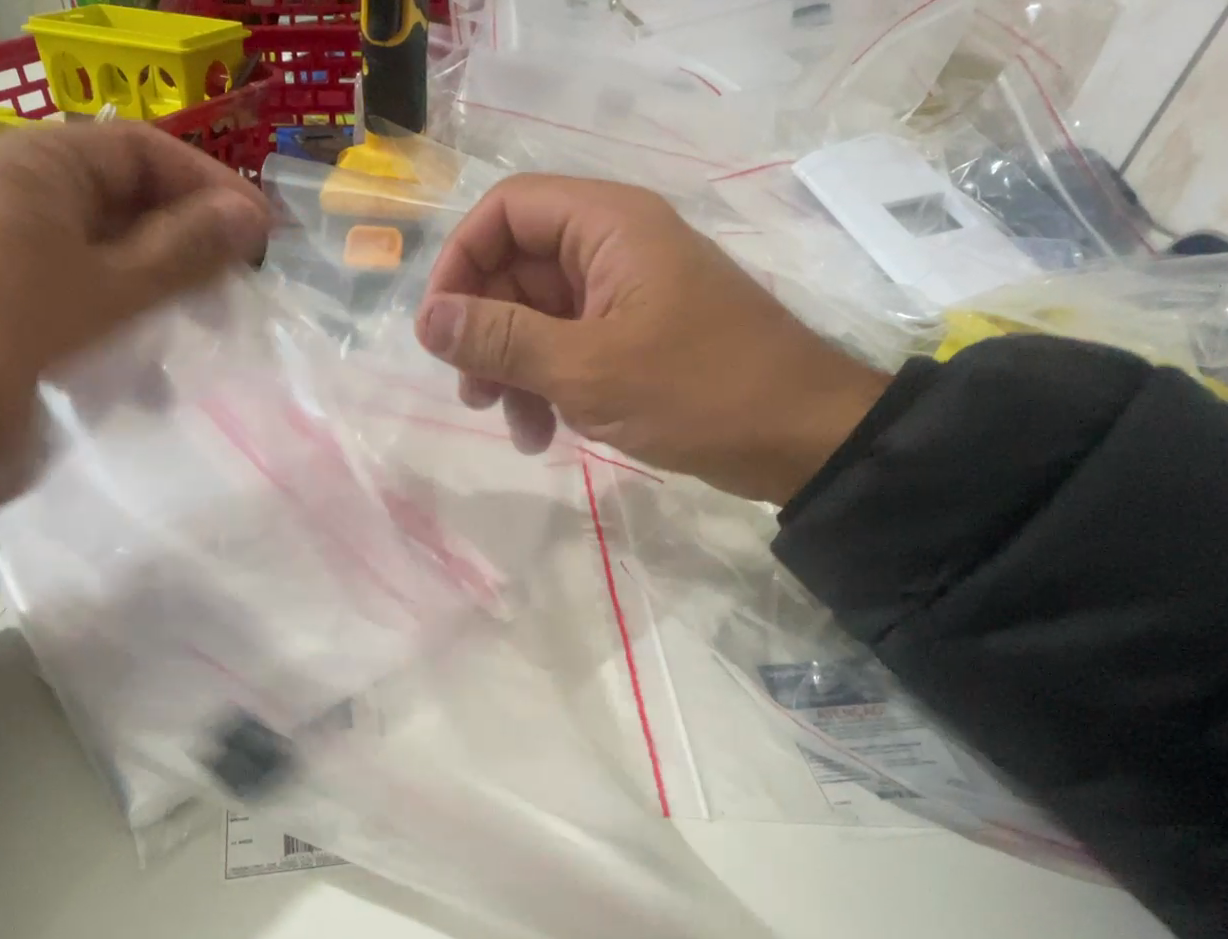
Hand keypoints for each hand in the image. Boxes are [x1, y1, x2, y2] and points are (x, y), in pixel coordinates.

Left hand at [0, 122, 269, 507]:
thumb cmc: (20, 342)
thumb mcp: (111, 291)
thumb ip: (185, 249)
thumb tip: (252, 215)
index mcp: (34, 167)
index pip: (139, 149)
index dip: (207, 185)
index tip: (261, 233)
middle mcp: (21, 195)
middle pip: (127, 198)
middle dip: (188, 241)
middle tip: (241, 280)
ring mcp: (16, 251)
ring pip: (114, 252)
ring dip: (165, 287)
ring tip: (208, 325)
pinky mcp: (21, 303)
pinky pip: (91, 294)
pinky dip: (130, 320)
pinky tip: (158, 369)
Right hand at [415, 175, 889, 504]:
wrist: (800, 439)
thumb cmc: (697, 390)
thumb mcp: (585, 368)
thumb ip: (500, 340)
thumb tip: (426, 320)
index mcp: (607, 226)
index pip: (506, 210)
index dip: (461, 261)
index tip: (440, 327)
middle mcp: (613, 247)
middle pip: (517, 268)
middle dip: (486, 333)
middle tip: (472, 395)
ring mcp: (626, 295)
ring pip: (538, 316)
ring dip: (513, 371)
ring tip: (516, 430)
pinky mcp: (635, 337)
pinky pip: (569, 348)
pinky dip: (548, 386)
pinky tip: (544, 435)